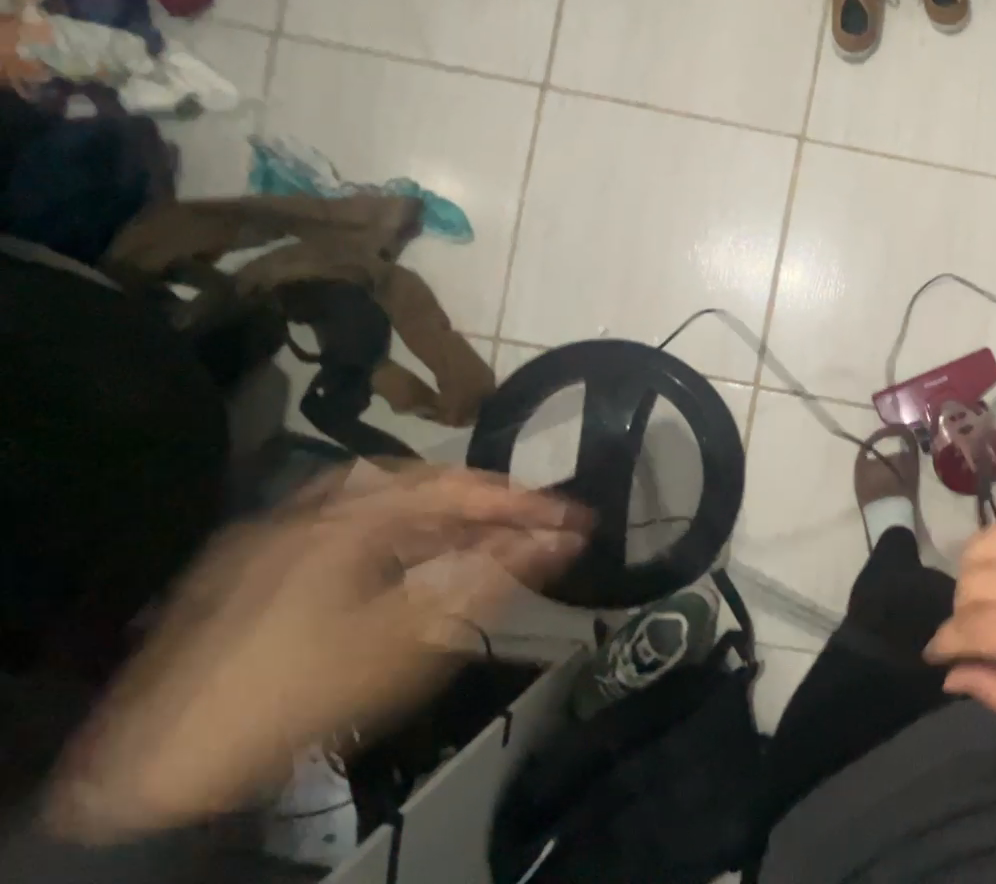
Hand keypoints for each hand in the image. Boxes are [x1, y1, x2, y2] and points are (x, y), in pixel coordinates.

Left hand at [44, 467, 585, 839]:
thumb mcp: (413, 639)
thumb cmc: (305, 696)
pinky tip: (412, 560)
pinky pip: (344, 526)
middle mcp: (310, 510)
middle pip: (418, 483)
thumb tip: (561, 538)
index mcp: (349, 519)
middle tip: (535, 523)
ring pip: (379, 503)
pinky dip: (396, 533)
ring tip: (486, 538)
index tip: (578, 519)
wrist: (159, 770)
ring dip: (442, 515)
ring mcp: (273, 536)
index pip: (459, 490)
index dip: (526, 503)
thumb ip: (492, 577)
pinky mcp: (251, 566)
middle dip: (484, 501)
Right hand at [925, 521, 995, 733]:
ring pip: (983, 546)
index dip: (943, 643)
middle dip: (958, 615)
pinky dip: (994, 547)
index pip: (970, 627)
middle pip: (970, 584)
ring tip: (985, 604)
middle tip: (974, 642)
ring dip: (971, 575)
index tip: (935, 658)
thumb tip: (950, 676)